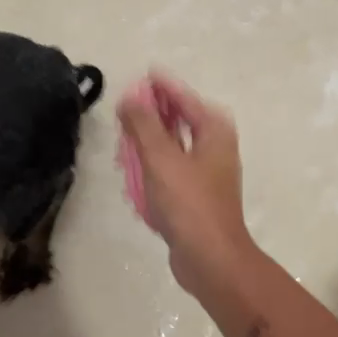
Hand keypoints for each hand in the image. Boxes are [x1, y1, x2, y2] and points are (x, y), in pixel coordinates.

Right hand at [116, 72, 252, 287]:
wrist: (210, 260)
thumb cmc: (188, 203)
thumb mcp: (160, 158)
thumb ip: (143, 124)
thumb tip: (130, 98)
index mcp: (213, 129)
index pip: (182, 96)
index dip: (158, 86)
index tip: (138, 76)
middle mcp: (214, 145)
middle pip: (177, 119)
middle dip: (149, 117)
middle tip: (123, 116)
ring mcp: (207, 171)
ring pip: (171, 146)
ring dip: (147, 144)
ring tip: (123, 147)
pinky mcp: (196, 194)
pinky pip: (170, 169)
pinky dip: (152, 168)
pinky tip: (134, 176)